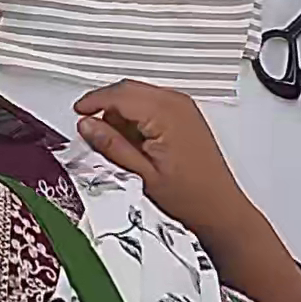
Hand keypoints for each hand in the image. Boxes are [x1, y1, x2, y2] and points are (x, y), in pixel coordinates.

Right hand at [74, 80, 255, 243]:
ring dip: (122, 112)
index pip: (119, 94)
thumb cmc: (192, 199)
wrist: (222, 212)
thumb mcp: (141, 175)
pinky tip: (135, 143)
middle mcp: (176, 102)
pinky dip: (137, 116)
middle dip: (106, 106)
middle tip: (90, 128)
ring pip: (139, 95)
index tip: (78, 111)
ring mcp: (183, 107)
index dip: (94, 101)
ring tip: (117, 145)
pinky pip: (152, 104)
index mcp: (165, 113)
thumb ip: (111, 145)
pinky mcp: (186, 114)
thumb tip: (87, 125)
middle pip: (129, 89)